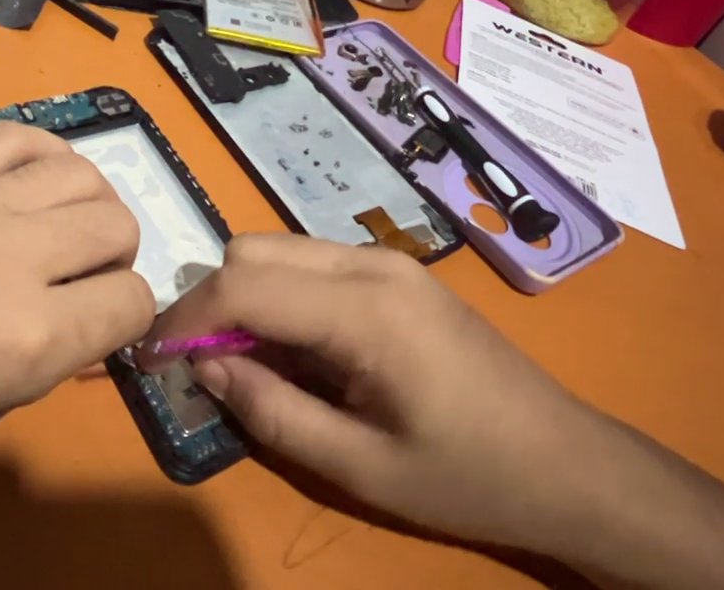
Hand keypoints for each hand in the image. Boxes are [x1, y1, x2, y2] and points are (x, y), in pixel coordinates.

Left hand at [0, 122, 155, 492]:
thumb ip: (45, 359)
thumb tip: (85, 321)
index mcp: (25, 340)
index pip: (131, 303)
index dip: (127, 322)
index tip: (104, 331)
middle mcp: (8, 256)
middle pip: (116, 224)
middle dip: (117, 260)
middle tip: (83, 285)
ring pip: (78, 171)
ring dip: (89, 205)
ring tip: (62, 231)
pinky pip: (11, 137)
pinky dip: (41, 155)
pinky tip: (32, 182)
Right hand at [140, 234, 607, 551]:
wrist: (569, 462)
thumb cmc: (468, 474)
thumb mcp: (359, 466)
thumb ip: (271, 410)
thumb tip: (205, 363)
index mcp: (365, 308)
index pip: (245, 282)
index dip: (187, 316)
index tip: (154, 355)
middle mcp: (371, 263)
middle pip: (256, 248)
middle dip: (215, 300)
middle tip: (207, 364)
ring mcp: (387, 261)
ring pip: (280, 249)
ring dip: (248, 296)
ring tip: (253, 363)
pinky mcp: (396, 271)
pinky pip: (312, 263)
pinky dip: (283, 295)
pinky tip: (300, 350)